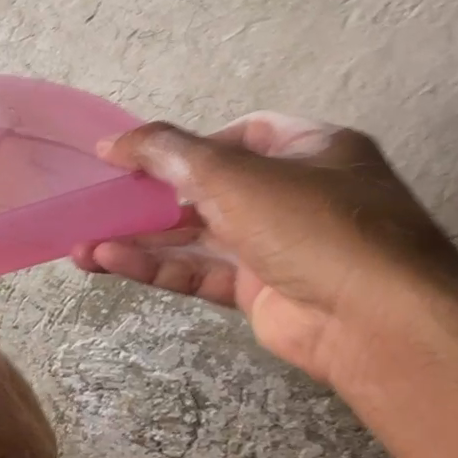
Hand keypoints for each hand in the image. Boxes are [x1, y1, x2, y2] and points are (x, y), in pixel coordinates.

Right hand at [71, 113, 457, 384]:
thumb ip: (165, 151)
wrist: (377, 322)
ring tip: (81, 246)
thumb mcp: (231, 173)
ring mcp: (278, 246)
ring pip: (193, 236)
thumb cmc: (311, 226)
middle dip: (146, 199)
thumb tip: (110, 142)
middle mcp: (297, 195)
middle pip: (206, 189)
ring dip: (137, 239)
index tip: (140, 157)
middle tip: (98, 203)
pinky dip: (153, 266)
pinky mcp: (259, 289)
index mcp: (312, 153)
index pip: (243, 135)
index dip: (189, 143)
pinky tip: (107, 262)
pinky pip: (196, 270)